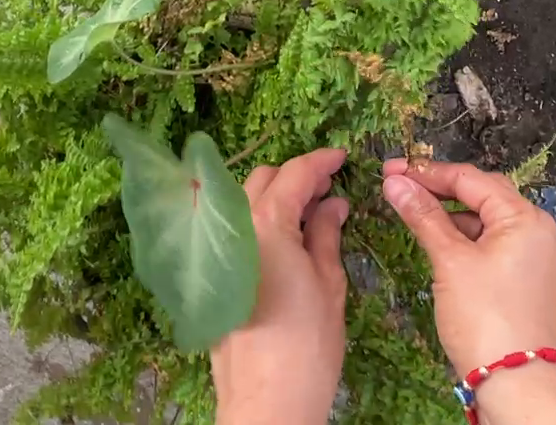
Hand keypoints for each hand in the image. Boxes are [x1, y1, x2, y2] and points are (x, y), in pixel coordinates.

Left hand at [212, 148, 349, 424]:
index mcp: (267, 223)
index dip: (320, 161)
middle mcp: (236, 227)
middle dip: (295, 176)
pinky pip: (235, 228)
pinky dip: (258, 220)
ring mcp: (220, 251)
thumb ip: (326, 234)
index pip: (294, 174)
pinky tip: (282, 238)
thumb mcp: (329, 284)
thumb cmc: (307, 346)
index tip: (341, 156)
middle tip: (327, 188)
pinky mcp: (213, 274)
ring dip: (274, 196)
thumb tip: (332, 203)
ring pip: (243, 201)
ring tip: (306, 211)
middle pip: (262, 180)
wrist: (266, 406)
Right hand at [383, 159, 555, 424]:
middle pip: (482, 196)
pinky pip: (496, 248)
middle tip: (400, 187)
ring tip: (415, 216)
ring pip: (488, 224)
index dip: (427, 172)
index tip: (391, 169)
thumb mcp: (449, 261)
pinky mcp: (532, 286)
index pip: (470, 179)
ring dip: (452, 217)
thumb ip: (423, 215)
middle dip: (440, 190)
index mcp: (525, 219)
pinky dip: (467, 241)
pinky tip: (442, 246)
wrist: (520, 392)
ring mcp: (538, 261)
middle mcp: (539, 233)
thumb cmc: (485, 318)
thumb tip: (395, 181)